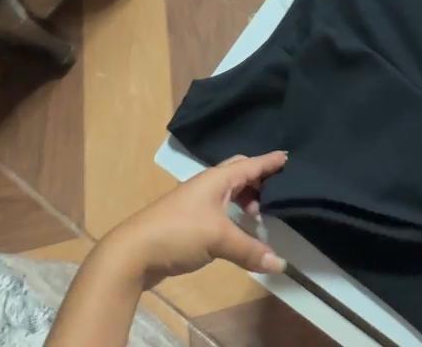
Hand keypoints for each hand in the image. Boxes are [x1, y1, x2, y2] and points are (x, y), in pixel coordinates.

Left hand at [96, 151, 289, 288]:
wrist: (133, 252)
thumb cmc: (179, 232)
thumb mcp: (219, 239)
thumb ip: (250, 250)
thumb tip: (280, 264)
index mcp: (217, 179)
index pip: (251, 164)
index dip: (270, 161)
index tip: (288, 156)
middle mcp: (207, 184)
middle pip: (238, 172)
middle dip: (258, 178)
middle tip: (277, 189)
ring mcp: (196, 202)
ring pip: (228, 191)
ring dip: (244, 198)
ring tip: (258, 214)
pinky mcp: (188, 220)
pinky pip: (219, 208)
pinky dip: (233, 213)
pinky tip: (237, 229)